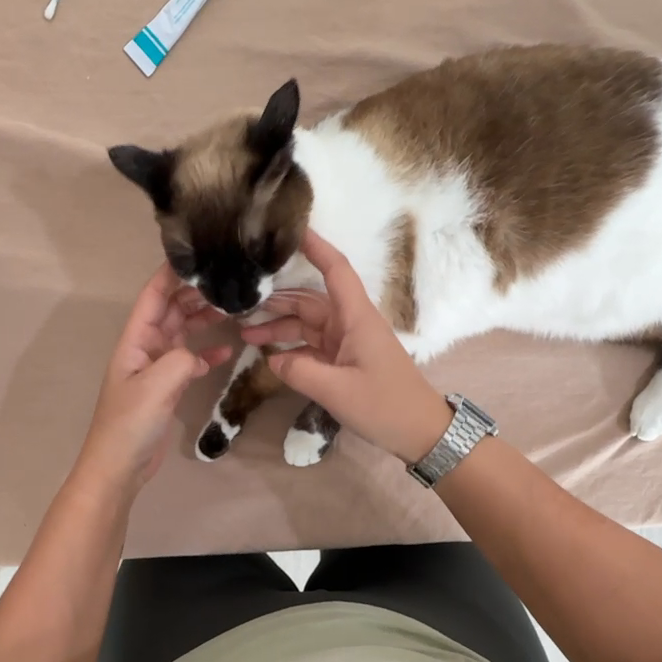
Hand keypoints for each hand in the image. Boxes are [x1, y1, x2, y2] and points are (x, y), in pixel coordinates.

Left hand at [73, 266, 233, 495]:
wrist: (119, 467)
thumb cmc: (130, 424)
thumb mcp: (157, 385)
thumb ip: (180, 359)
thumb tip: (199, 354)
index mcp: (134, 341)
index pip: (153, 296)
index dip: (172, 274)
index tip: (201, 255)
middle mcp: (144, 349)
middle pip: (171, 311)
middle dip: (195, 294)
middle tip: (228, 283)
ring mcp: (155, 370)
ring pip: (182, 334)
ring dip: (203, 321)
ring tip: (232, 309)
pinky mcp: (166, 390)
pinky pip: (188, 363)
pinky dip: (205, 355)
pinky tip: (226, 350)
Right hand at [241, 231, 453, 462]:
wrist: (420, 432)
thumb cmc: (385, 405)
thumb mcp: (336, 391)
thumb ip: (300, 371)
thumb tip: (273, 358)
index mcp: (356, 318)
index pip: (335, 271)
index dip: (315, 247)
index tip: (291, 229)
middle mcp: (351, 323)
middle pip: (310, 299)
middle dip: (277, 300)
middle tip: (241, 305)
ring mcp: (348, 343)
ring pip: (308, 324)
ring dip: (279, 326)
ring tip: (245, 334)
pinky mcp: (346, 362)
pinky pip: (313, 346)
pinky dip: (292, 348)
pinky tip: (269, 355)